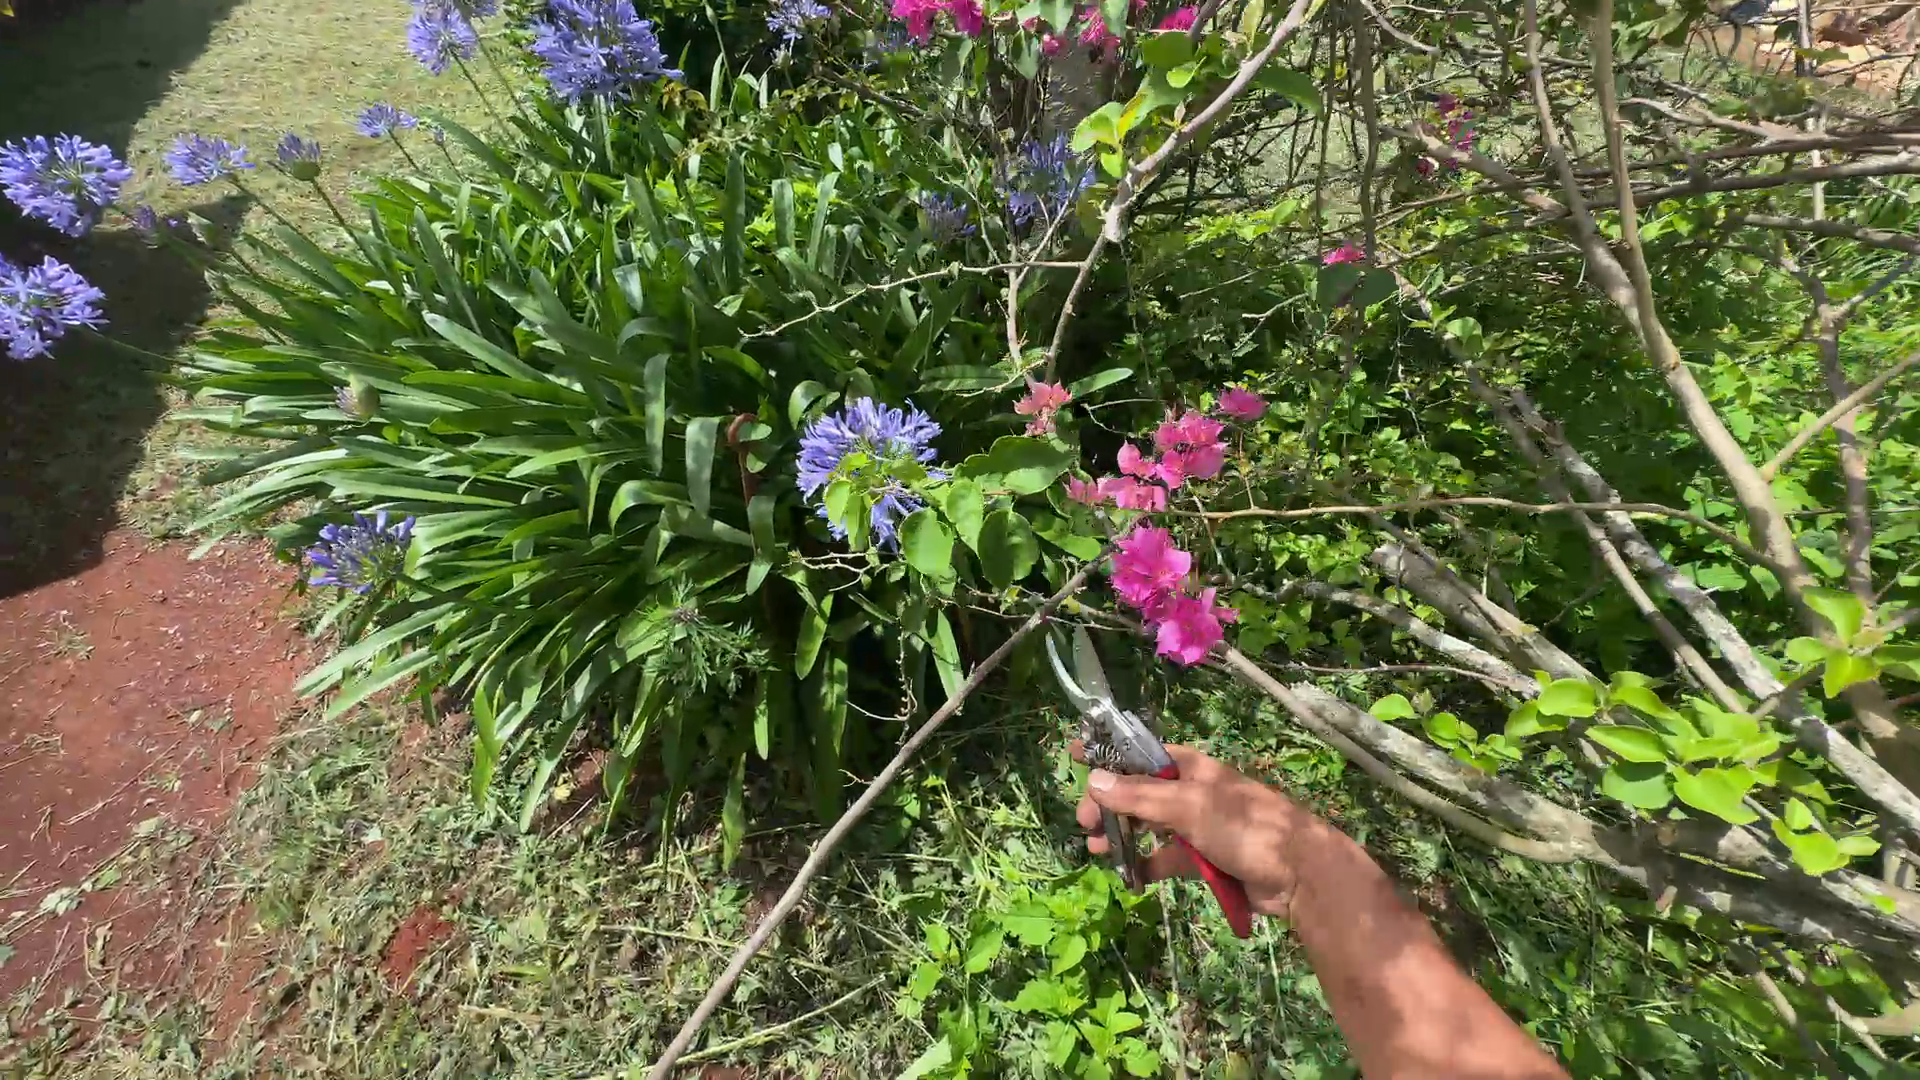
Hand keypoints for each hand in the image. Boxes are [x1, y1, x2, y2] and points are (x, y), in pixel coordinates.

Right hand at [1071, 742, 1312, 918]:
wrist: (1299, 875)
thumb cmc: (1243, 825)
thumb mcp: (1187, 806)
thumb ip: (1138, 796)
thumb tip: (1093, 780)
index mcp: (1187, 767)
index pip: (1138, 754)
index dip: (1107, 754)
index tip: (1075, 754)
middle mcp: (1189, 791)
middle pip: (1137, 793)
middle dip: (1109, 805)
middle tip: (1085, 823)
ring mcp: (1196, 825)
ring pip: (1148, 826)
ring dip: (1123, 836)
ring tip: (1097, 849)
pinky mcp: (1204, 858)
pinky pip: (1167, 857)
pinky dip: (1148, 864)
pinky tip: (1130, 875)